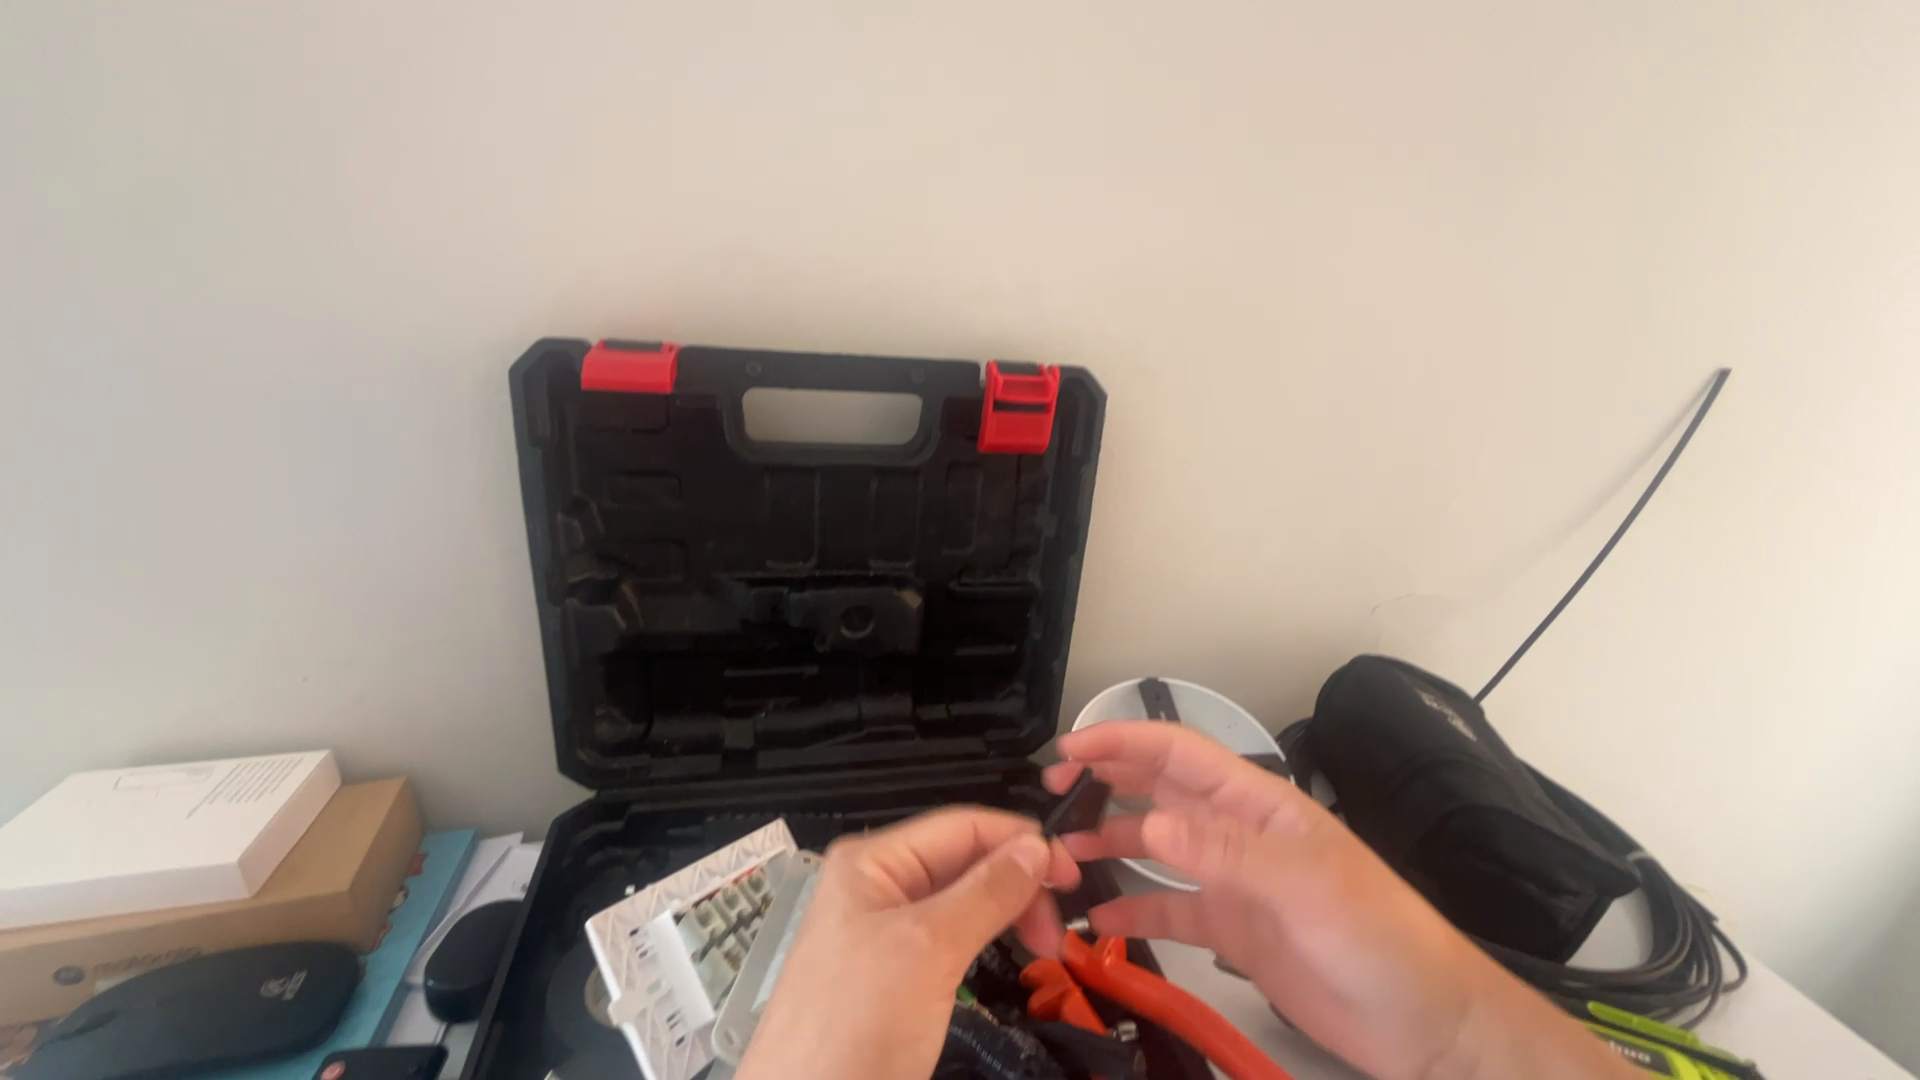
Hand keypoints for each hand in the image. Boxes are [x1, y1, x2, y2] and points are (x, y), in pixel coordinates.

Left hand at [736, 807, 1080, 1079]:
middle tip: (1056, 926)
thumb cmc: (854, 1025)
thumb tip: (1036, 847)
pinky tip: (1009, 951)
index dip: (1017, 839)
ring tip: (1042, 946)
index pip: (960, 826)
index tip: (1069, 869)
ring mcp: (887, 928)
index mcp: (873, 861)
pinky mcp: (898, 970)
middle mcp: (879, 884)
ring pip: (963, 898)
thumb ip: (985, 893)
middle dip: (1016, 882)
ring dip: (1007, 911)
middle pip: (964, 860)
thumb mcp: (927, 950)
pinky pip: (953, 934)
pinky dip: (987, 937)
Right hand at [1046, 721, 1639, 1079]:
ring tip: (1061, 858)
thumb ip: (1224, 852)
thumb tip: (1147, 824)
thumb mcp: (1304, 885)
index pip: (1175, 752)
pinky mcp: (1228, 927)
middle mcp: (1232, 831)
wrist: (1426, 1025)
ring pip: (1153, 846)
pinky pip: (1166, 908)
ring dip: (1108, 843)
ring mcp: (1228, 879)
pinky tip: (1098, 918)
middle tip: (1050, 795)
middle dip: (1103, 781)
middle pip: (1156, 790)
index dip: (1121, 740)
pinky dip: (1131, 908)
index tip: (1068, 749)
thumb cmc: (1376, 936)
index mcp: (1253, 802)